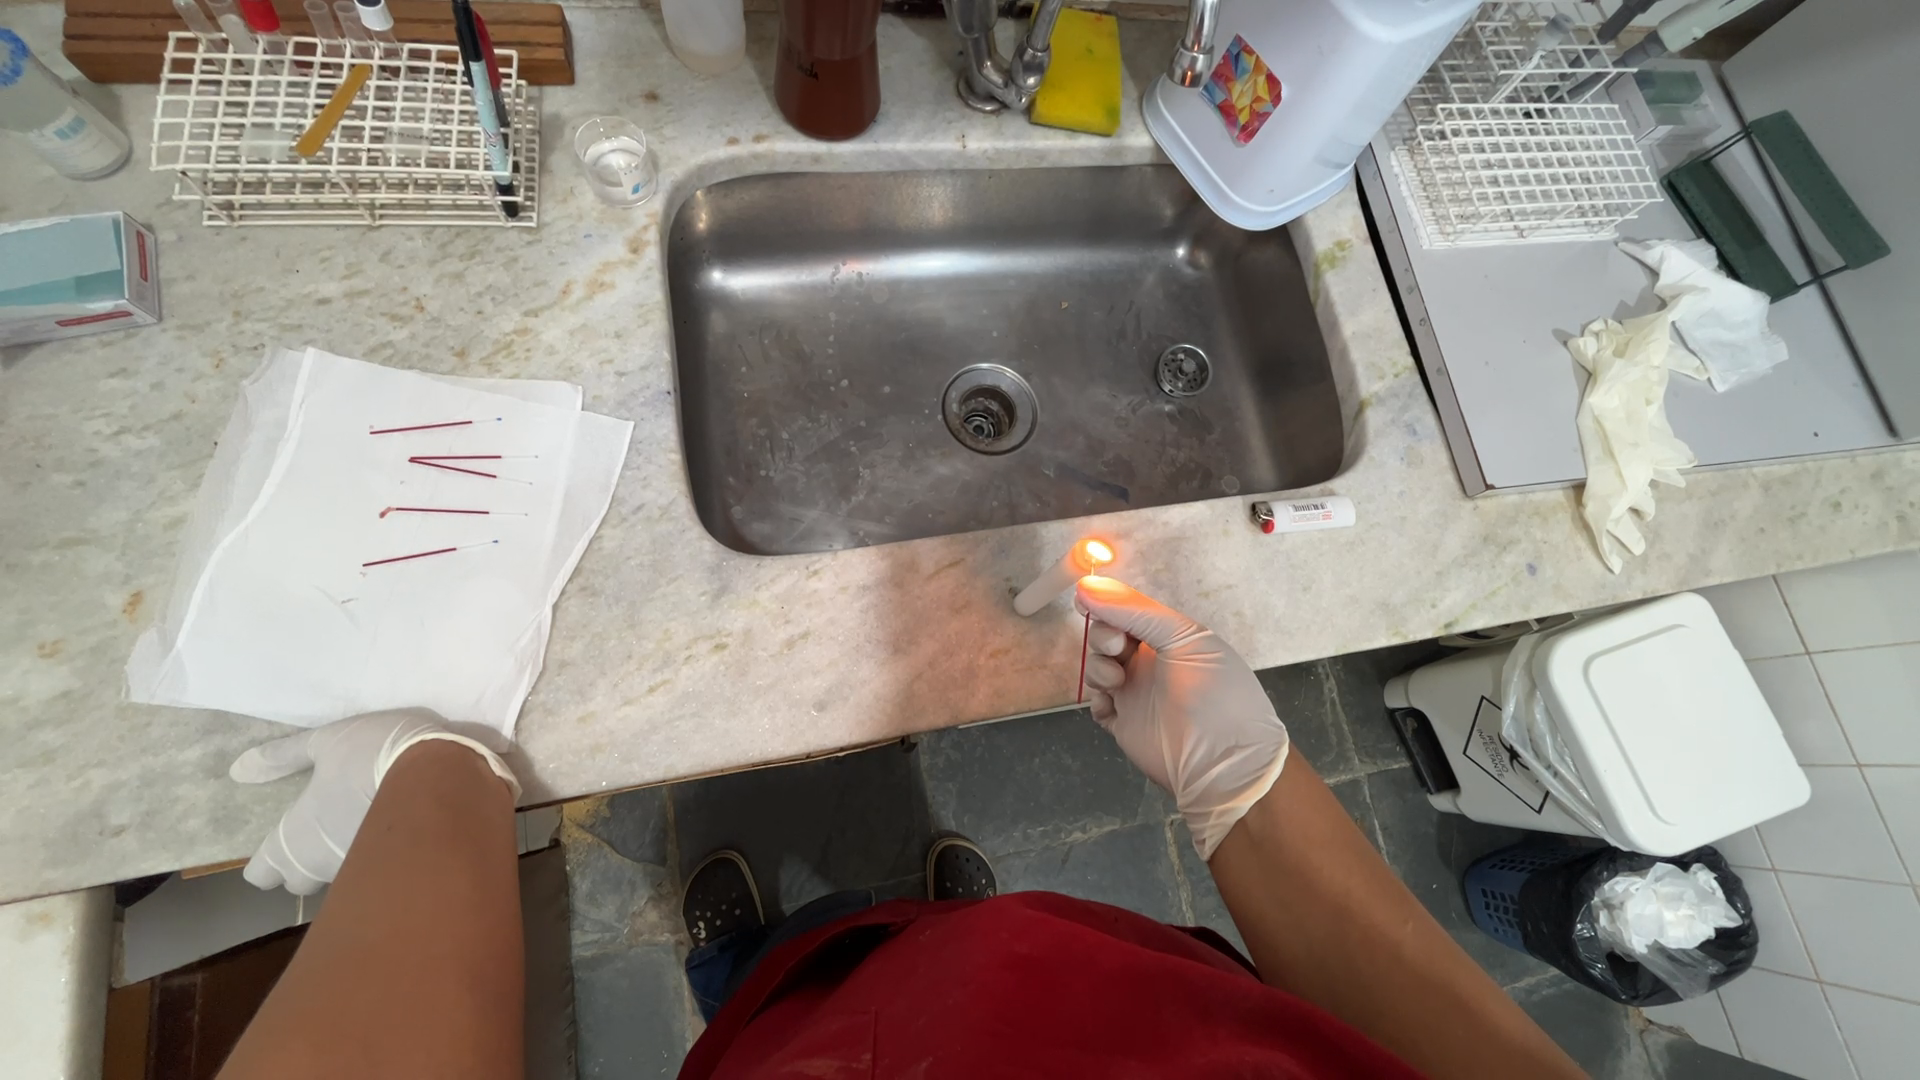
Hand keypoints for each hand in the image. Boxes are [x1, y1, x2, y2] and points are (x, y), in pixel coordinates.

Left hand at [229, 708, 519, 893]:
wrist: (438, 771)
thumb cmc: (371, 755)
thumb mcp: (327, 741)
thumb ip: (285, 756)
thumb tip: (239, 770)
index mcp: (293, 839)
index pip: (262, 875)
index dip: (271, 860)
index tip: (288, 840)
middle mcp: (320, 863)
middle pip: (302, 882)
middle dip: (309, 865)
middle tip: (328, 833)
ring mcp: (361, 866)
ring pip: (342, 876)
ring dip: (348, 858)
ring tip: (366, 831)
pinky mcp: (398, 863)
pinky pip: (378, 866)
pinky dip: (382, 854)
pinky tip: (397, 832)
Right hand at [1076, 576, 1289, 859]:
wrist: (1224, 763)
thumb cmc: (1214, 693)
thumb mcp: (1183, 638)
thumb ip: (1134, 609)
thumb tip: (1085, 584)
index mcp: (1170, 638)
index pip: (1128, 611)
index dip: (1107, 606)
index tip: (1088, 600)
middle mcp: (1151, 662)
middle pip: (1106, 636)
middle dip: (1103, 637)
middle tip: (1117, 648)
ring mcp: (1136, 694)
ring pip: (1098, 668)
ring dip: (1100, 669)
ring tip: (1118, 684)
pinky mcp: (1123, 724)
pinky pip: (1096, 704)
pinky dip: (1098, 700)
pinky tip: (1112, 706)